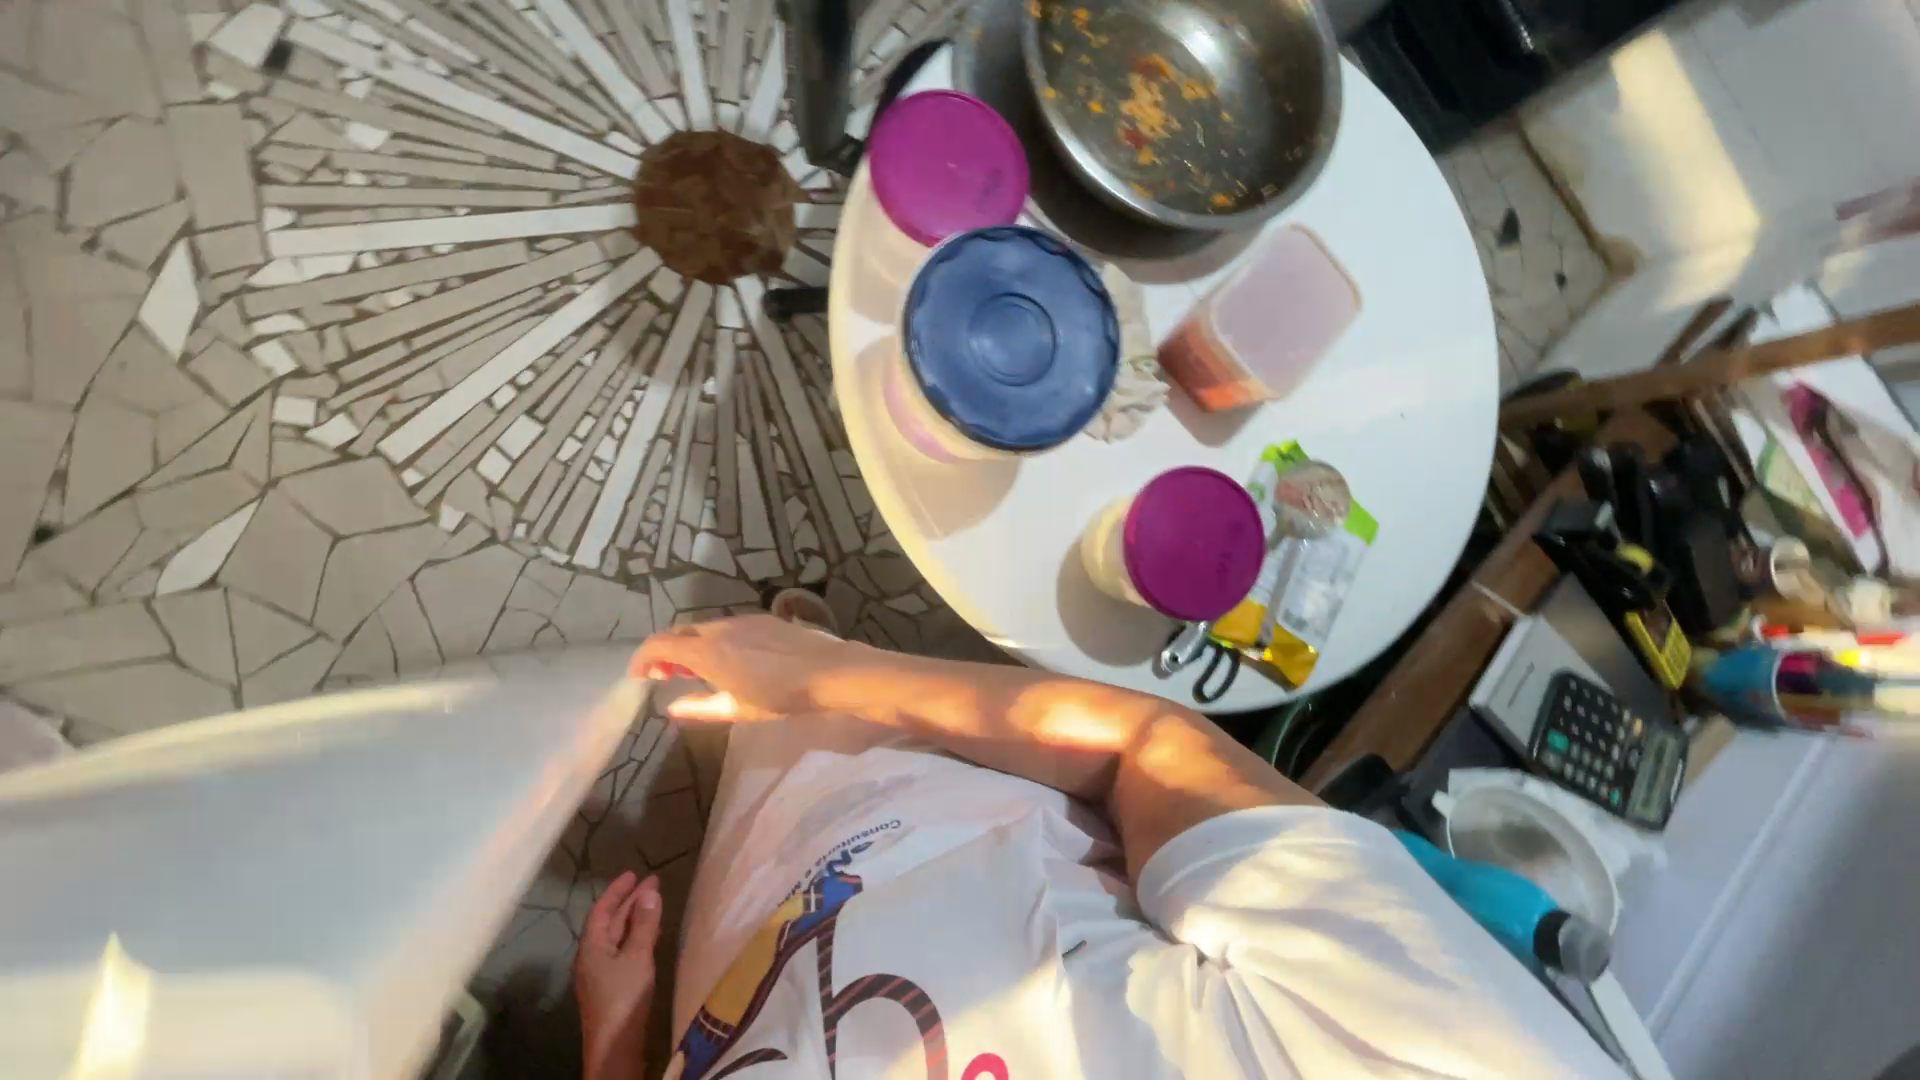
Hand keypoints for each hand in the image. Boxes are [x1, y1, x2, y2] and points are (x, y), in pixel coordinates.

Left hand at [573, 871, 661, 1079]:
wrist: (615, 1048)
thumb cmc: (623, 998)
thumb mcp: (637, 957)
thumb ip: (644, 925)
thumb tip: (649, 893)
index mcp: (591, 948)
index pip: (602, 911)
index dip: (617, 892)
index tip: (634, 873)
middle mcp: (592, 958)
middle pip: (610, 923)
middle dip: (630, 902)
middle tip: (653, 883)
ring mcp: (601, 974)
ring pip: (618, 937)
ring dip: (635, 918)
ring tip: (655, 902)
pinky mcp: (613, 987)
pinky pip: (624, 950)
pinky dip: (638, 936)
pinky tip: (652, 934)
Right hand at [630, 615, 861, 721]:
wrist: (827, 671)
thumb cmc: (780, 696)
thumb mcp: (737, 710)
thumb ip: (700, 707)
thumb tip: (672, 707)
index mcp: (707, 651)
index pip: (659, 645)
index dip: (642, 659)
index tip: (639, 677)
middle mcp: (719, 629)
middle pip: (680, 633)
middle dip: (666, 653)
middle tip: (666, 677)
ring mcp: (742, 620)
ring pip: (704, 628)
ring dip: (692, 646)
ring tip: (697, 672)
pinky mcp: (762, 619)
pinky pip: (727, 626)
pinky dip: (714, 640)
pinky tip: (729, 660)